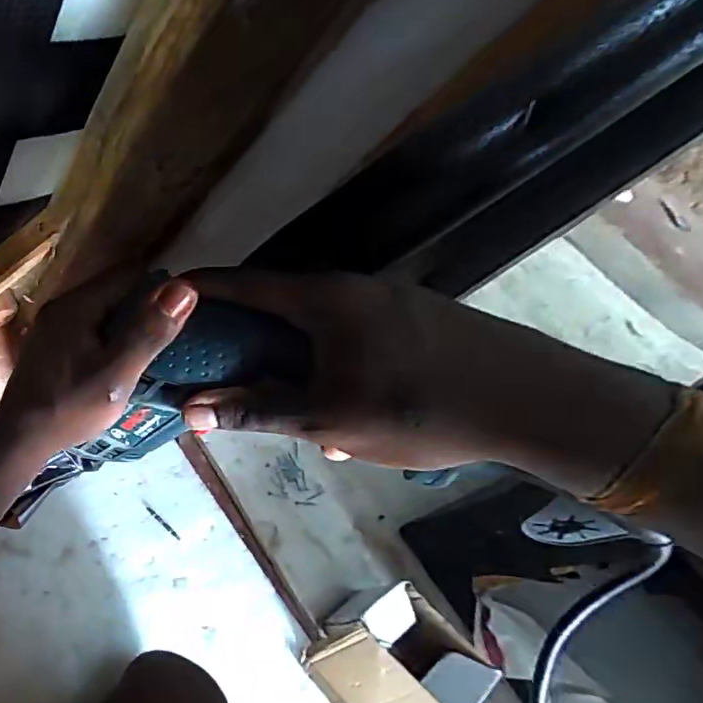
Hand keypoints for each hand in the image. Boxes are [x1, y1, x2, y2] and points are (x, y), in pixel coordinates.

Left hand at [0, 270, 198, 453]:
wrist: (20, 437)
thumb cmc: (70, 407)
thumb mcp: (117, 373)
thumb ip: (149, 331)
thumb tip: (184, 288)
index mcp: (77, 305)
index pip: (128, 273)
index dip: (161, 285)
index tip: (188, 305)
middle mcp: (61, 306)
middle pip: (113, 290)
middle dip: (145, 303)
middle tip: (176, 327)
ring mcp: (52, 325)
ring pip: (101, 309)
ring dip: (128, 320)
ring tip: (156, 342)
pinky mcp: (49, 345)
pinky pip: (89, 326)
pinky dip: (109, 334)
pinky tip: (122, 356)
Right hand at [176, 269, 675, 484]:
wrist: (537, 405)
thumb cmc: (420, 408)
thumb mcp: (328, 419)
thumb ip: (256, 411)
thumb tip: (189, 410)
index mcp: (324, 300)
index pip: (243, 284)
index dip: (200, 290)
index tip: (165, 297)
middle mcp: (352, 288)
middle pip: (277, 305)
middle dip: (242, 334)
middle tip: (214, 361)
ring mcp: (387, 301)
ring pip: (315, 328)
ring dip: (288, 359)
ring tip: (276, 398)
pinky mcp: (414, 321)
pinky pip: (349, 338)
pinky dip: (326, 365)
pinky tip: (338, 410)